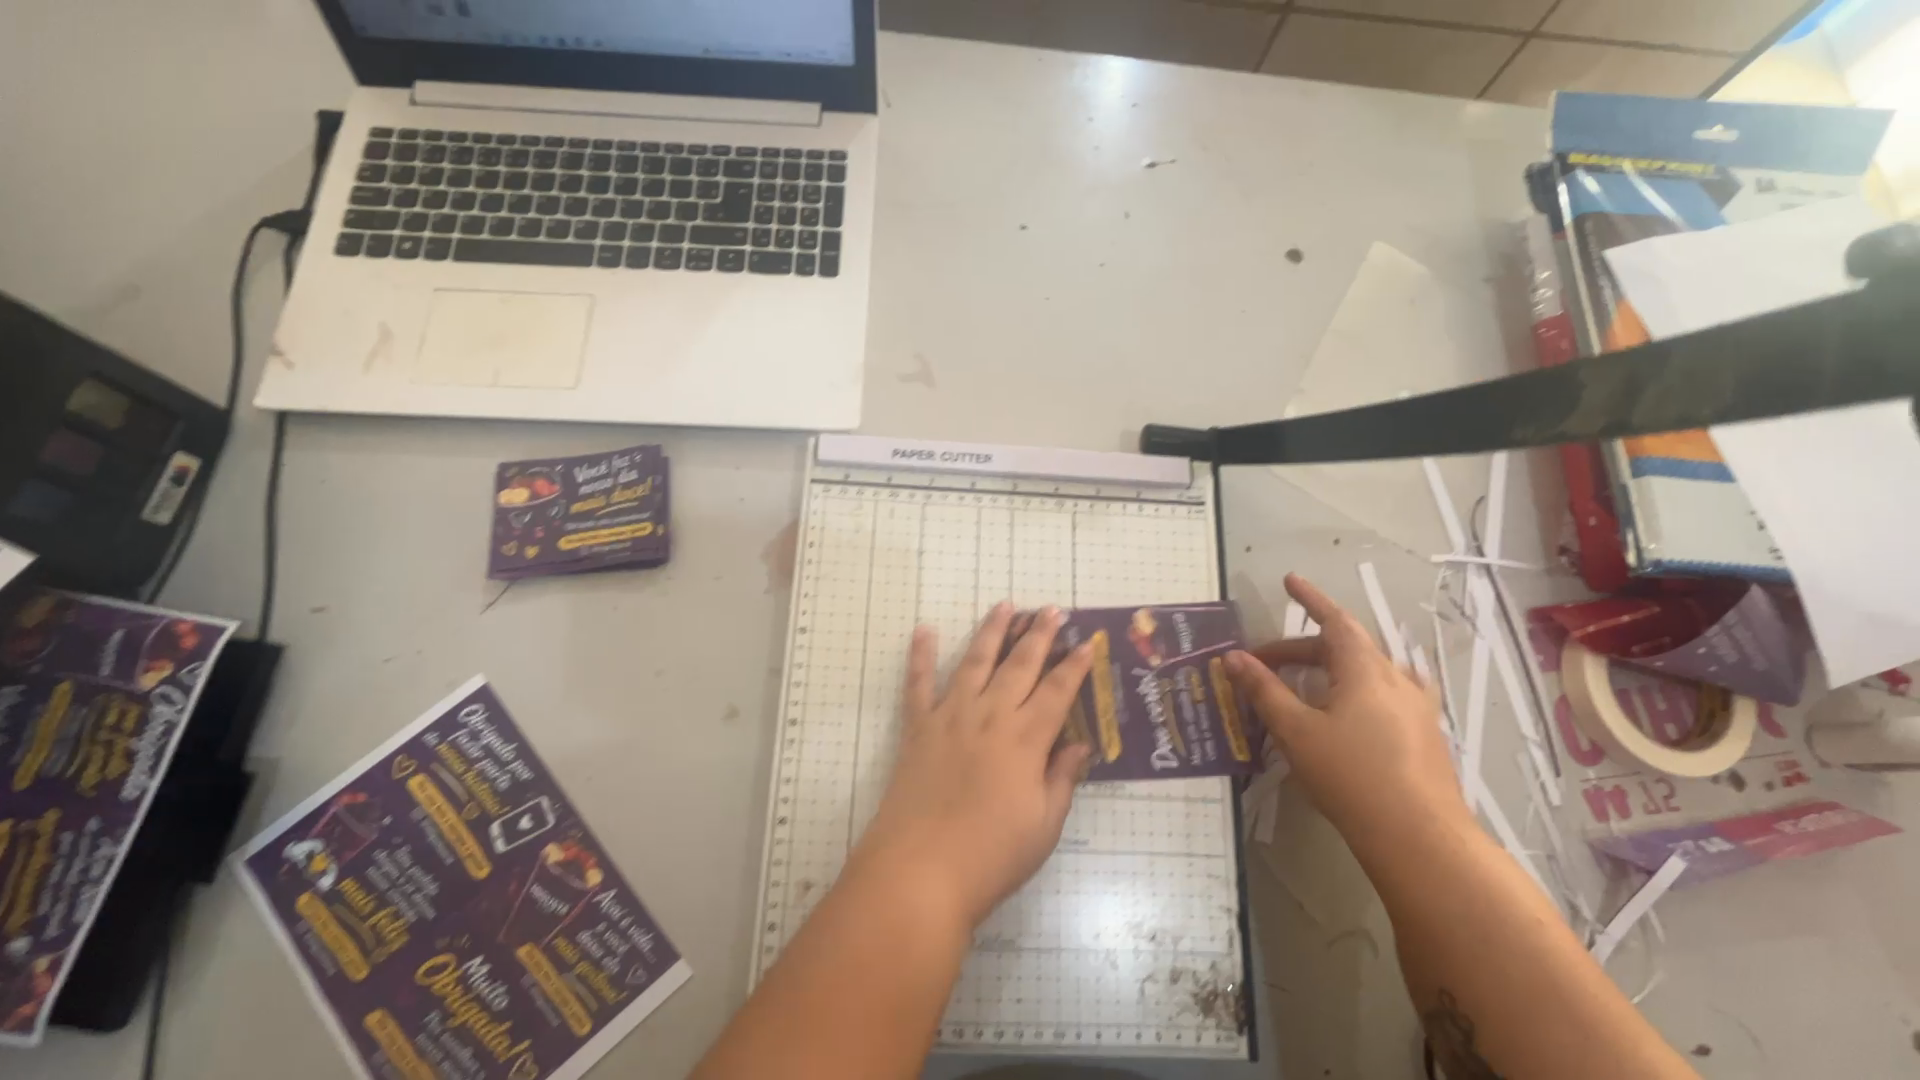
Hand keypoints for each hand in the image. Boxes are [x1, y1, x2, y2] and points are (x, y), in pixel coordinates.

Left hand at [851, 604, 1094, 929]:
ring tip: (1004, 605)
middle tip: (1051, 610)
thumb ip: (1061, 779)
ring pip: (975, 662)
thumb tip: (1080, 745)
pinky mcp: (917, 729)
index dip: (1075, 666)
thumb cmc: (992, 855)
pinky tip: (924, 631)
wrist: (920, 870)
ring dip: (991, 632)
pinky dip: (920, 656)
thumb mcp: (1044, 824)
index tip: (1088, 643)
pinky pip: (918, 684)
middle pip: (1019, 666)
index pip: (1058, 691)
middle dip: (1038, 635)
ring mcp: (950, 718)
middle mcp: (990, 717)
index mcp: (1026, 740)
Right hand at [1224, 574, 1468, 851]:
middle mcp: (1397, 681)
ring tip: (1299, 689)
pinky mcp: (1423, 737)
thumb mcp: (1296, 732)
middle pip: (1345, 649)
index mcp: (1367, 670)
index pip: (1335, 620)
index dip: (1310, 599)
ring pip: (1365, 675)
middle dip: (1301, 650)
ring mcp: (1416, 710)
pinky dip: (1348, 695)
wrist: (1420, 837)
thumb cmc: (1351, 776)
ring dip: (1327, 673)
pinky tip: (1337, 722)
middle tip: (1263, 665)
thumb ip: (1264, 691)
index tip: (1289, 580)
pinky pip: (1380, 698)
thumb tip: (1234, 658)